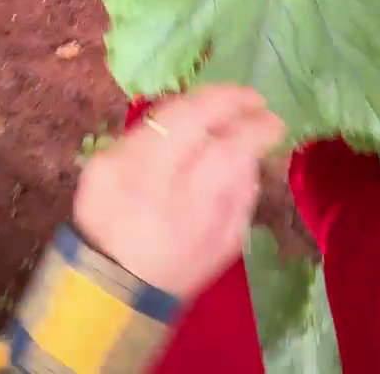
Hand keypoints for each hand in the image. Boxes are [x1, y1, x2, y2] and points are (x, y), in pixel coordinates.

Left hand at [73, 86, 285, 296]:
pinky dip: (176, 120)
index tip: (276, 124)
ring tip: (229, 102)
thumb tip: (253, 148)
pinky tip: (193, 124)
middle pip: (192, 117)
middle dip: (230, 99)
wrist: (107, 282)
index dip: (254, 130)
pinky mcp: (102, 156)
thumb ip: (242, 192)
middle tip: (255, 98)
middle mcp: (146, 179)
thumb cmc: (177, 266)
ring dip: (204, 103)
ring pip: (170, 112)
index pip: (224, 151)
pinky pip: (149, 125)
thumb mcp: (224, 244)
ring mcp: (119, 162)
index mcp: (182, 213)